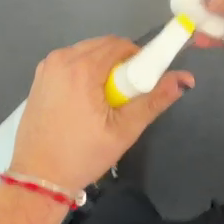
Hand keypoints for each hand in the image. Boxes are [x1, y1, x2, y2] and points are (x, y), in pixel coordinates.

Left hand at [9, 36, 192, 194]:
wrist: (38, 178)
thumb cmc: (82, 155)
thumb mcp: (125, 130)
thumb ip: (155, 99)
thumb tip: (185, 79)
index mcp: (82, 67)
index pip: (120, 45)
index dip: (138, 59)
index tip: (142, 85)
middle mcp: (61, 58)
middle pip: (102, 46)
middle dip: (120, 64)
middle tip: (125, 97)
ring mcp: (46, 67)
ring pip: (86, 53)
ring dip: (102, 68)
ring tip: (105, 103)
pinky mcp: (39, 78)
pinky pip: (70, 63)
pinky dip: (84, 73)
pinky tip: (85, 103)